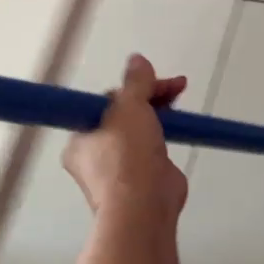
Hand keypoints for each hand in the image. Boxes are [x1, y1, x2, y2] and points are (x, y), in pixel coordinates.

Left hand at [63, 54, 189, 215]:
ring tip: (182, 98)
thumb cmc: (127, 155)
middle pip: (124, 113)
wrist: (144, 204)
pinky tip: (181, 126)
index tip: (154, 81)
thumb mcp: (130, 108)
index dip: (131, 88)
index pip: (105, 103)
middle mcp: (96, 153)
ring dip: (161, 110)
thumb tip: (136, 59)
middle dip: (152, 95)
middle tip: (178, 86)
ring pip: (140, 126)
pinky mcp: (142, 174)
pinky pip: (152, 143)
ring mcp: (119, 166)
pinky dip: (166, 131)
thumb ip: (135, 82)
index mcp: (81, 140)